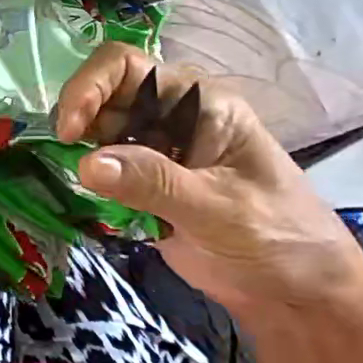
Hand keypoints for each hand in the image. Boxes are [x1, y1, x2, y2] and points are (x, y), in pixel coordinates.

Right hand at [53, 43, 362, 323]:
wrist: (298, 296)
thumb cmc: (279, 240)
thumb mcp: (220, 209)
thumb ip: (154, 183)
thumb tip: (86, 163)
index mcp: (198, 102)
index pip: (126, 66)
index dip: (88, 87)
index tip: (69, 132)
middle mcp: (170, 115)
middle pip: (102, 95)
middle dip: (77, 121)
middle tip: (64, 160)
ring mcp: (154, 148)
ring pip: (95, 131)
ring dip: (76, 151)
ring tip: (80, 184)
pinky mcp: (141, 180)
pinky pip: (99, 166)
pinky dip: (84, 178)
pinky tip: (85, 197)